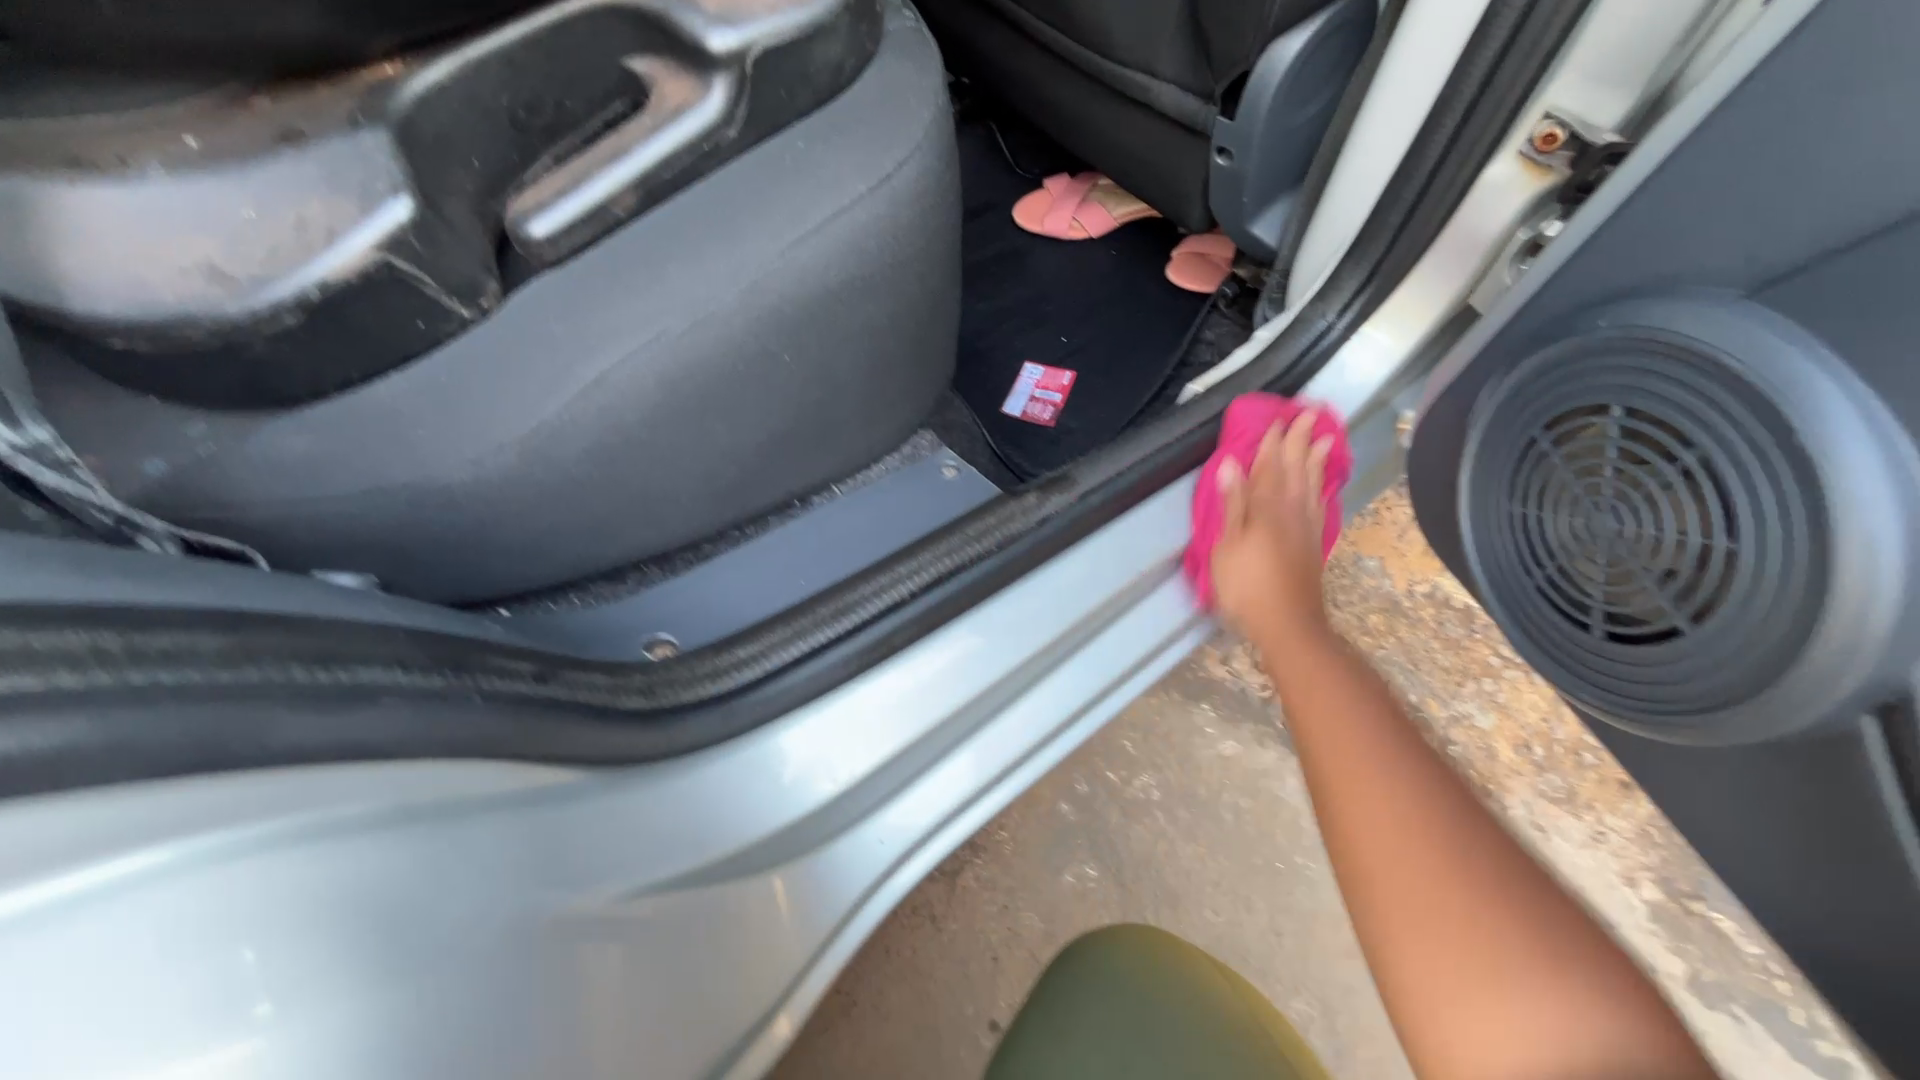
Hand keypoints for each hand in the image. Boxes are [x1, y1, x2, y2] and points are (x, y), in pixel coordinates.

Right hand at [1210, 410, 1335, 647]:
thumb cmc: (1248, 587)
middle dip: (1301, 441)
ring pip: (1312, 484)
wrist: (1287, 625)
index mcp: (1267, 508)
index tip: (1279, 418)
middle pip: (1297, 469)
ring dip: (1316, 459)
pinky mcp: (1313, 544)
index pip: (1270, 466)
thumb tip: (1231, 464)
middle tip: (1310, 413)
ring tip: (1325, 438)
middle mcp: (1292, 511)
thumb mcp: (1227, 546)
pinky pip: (1319, 503)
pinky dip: (1320, 486)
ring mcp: (1306, 527)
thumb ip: (1232, 504)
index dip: (1273, 442)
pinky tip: (1321, 483)